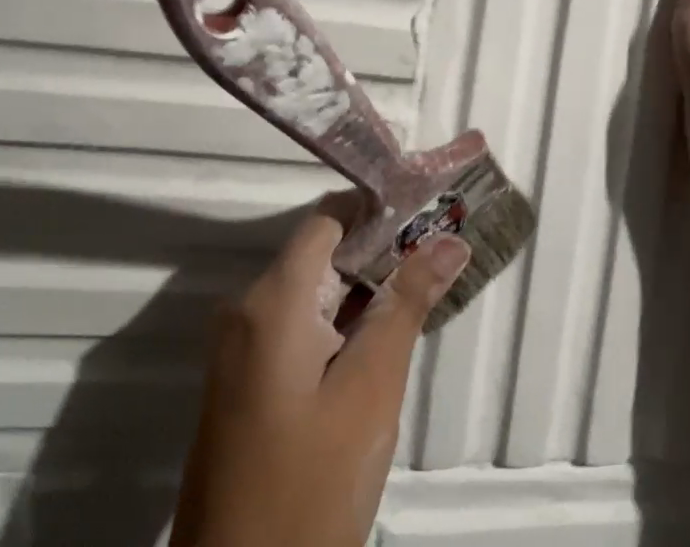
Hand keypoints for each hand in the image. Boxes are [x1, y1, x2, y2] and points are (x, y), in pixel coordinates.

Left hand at [170, 206, 470, 546]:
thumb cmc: (311, 480)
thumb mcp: (371, 390)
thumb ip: (407, 306)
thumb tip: (448, 241)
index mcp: (272, 301)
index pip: (329, 219)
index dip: (381, 208)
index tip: (433, 211)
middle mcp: (246, 312)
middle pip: (322, 254)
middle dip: (383, 252)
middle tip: (445, 256)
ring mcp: (241, 349)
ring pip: (315, 293)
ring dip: (368, 290)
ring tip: (429, 292)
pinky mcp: (247, 381)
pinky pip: (300, 327)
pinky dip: (344, 323)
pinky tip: (385, 340)